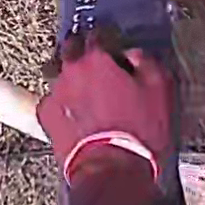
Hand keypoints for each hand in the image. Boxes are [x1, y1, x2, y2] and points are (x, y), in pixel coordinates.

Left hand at [37, 32, 173, 180]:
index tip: (111, 42)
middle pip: (71, 48)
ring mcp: (55, 91)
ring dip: (68, 74)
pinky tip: (70, 111)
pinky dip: (60, 101)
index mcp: (97, 60)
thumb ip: (147, 63)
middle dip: (81, 49)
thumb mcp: (158, 92)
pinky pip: (50, 99)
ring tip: (80, 85)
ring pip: (56, 71)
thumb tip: (134, 54)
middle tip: (93, 59)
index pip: (98, 34)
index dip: (107, 37)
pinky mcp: (45, 114)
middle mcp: (71, 70)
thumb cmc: (137, 132)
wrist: (110, 170)